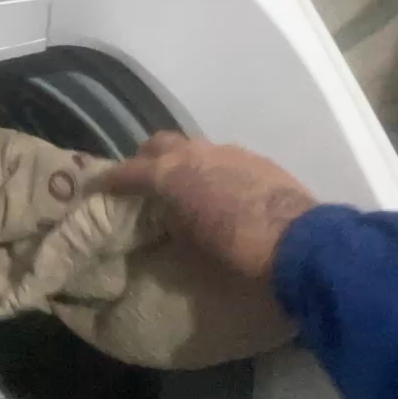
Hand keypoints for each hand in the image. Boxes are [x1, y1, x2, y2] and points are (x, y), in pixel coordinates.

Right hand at [94, 132, 317, 279]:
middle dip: (145, 160)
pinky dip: (211, 170)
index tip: (93, 187)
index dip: (107, 180)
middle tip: (143, 183)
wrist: (304, 245)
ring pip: (190, 148)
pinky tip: (222, 192)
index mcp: (168, 174)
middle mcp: (191, 153)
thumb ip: (171, 224)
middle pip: (156, 145)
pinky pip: (220, 157)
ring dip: (181, 163)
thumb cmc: (238, 253)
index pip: (125, 171)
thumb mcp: (191, 249)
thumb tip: (164, 218)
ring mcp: (225, 150)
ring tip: (186, 189)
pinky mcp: (254, 157)